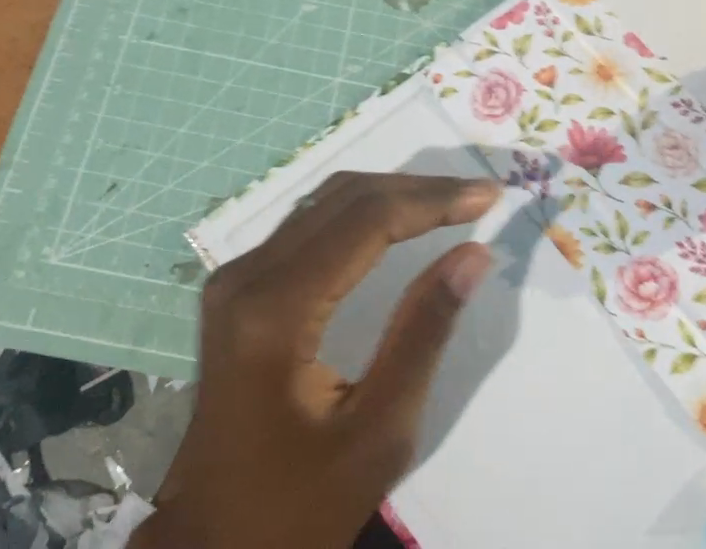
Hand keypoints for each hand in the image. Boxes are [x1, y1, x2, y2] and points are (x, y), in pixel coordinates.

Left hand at [135, 173, 498, 548]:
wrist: (216, 540)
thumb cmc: (300, 501)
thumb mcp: (379, 429)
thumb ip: (423, 331)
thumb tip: (472, 254)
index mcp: (275, 310)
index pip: (364, 221)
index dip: (431, 200)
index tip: (489, 196)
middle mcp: (245, 277)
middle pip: (340, 200)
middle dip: (415, 191)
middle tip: (478, 196)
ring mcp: (233, 280)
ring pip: (319, 206)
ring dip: (387, 197)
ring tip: (449, 203)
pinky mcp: (236, 291)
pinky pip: (303, 230)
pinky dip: (357, 218)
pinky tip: (396, 224)